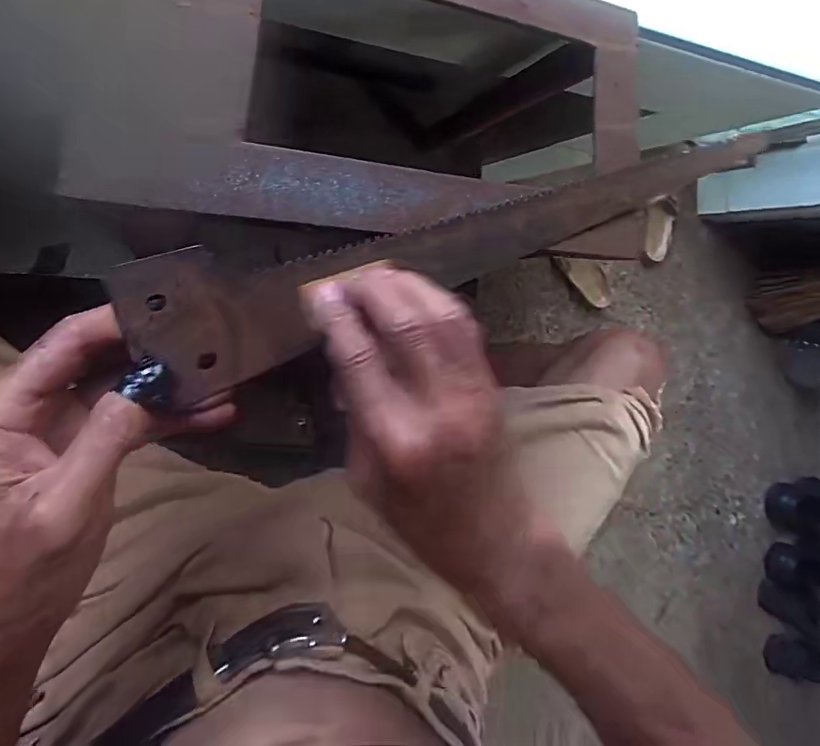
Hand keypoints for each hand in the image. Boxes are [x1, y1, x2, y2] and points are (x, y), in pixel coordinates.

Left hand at [0, 307, 230, 662]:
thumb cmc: (15, 581)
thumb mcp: (63, 508)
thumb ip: (106, 437)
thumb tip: (151, 382)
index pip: (62, 344)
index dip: (115, 322)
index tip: (169, 309)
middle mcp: (19, 408)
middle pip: (90, 357)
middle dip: (147, 348)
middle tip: (202, 336)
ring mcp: (47, 427)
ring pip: (112, 386)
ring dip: (162, 386)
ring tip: (218, 377)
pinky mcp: (71, 448)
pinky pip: (118, 418)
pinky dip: (158, 417)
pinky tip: (206, 415)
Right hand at [304, 267, 555, 607]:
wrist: (500, 543)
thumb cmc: (421, 523)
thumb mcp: (365, 480)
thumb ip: (352, 415)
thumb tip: (341, 354)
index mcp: (397, 439)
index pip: (361, 360)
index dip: (337, 318)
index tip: (319, 294)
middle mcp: (439, 407)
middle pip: (405, 325)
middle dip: (370, 291)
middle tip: (344, 279)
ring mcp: (472, 390)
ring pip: (439, 315)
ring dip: (403, 285)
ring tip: (374, 275)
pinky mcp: (490, 382)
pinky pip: (464, 325)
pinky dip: (434, 298)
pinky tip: (412, 290)